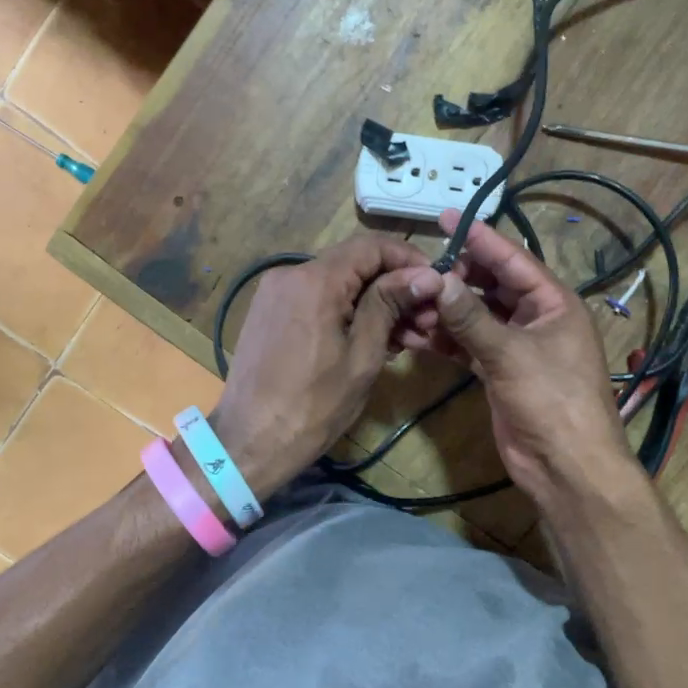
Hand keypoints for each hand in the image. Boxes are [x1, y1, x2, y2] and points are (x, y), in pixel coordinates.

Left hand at [213, 234, 441, 498]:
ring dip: (373, 304)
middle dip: (394, 287)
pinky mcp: (269, 313)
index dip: (409, 260)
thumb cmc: (313, 405)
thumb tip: (428, 274)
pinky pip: (316, 300)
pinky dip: (346, 313)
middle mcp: (290, 274)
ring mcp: (275, 293)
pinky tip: (372, 341)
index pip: (371, 246)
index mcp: (314, 280)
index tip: (437, 285)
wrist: (249, 441)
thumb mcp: (362, 356)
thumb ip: (390, 306)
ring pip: (337, 284)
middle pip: (354, 264)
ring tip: (407, 339)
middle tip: (428, 321)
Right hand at [407, 210, 636, 500]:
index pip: (513, 261)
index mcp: (554, 303)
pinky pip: (468, 347)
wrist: (565, 466)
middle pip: (491, 287)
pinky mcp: (499, 374)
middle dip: (456, 279)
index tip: (447, 218)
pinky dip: (444, 341)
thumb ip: (471, 317)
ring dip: (444, 312)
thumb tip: (438, 279)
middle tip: (418, 270)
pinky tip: (413, 333)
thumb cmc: (551, 400)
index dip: (481, 238)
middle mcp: (537, 319)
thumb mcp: (510, 353)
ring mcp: (517, 348)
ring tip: (406, 302)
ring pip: (476, 318)